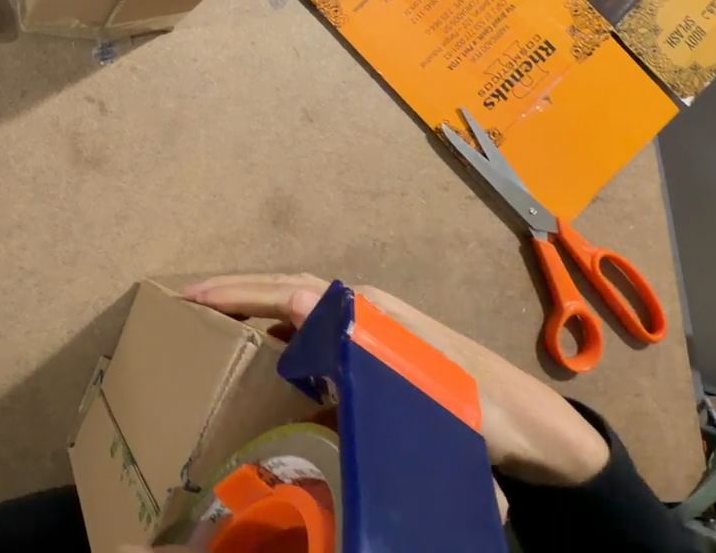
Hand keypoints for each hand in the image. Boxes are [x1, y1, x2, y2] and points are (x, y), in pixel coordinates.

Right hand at [183, 274, 610, 486]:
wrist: (531, 427)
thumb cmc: (478, 406)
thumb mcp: (422, 377)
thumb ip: (360, 338)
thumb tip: (293, 294)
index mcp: (365, 307)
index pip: (287, 289)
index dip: (238, 292)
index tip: (193, 295)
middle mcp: (359, 306)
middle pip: (284, 289)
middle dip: (234, 291)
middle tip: (184, 300)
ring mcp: (365, 323)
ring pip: (294, 304)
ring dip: (252, 306)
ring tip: (209, 318)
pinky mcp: (371, 345)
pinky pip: (310, 328)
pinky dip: (277, 328)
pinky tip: (262, 348)